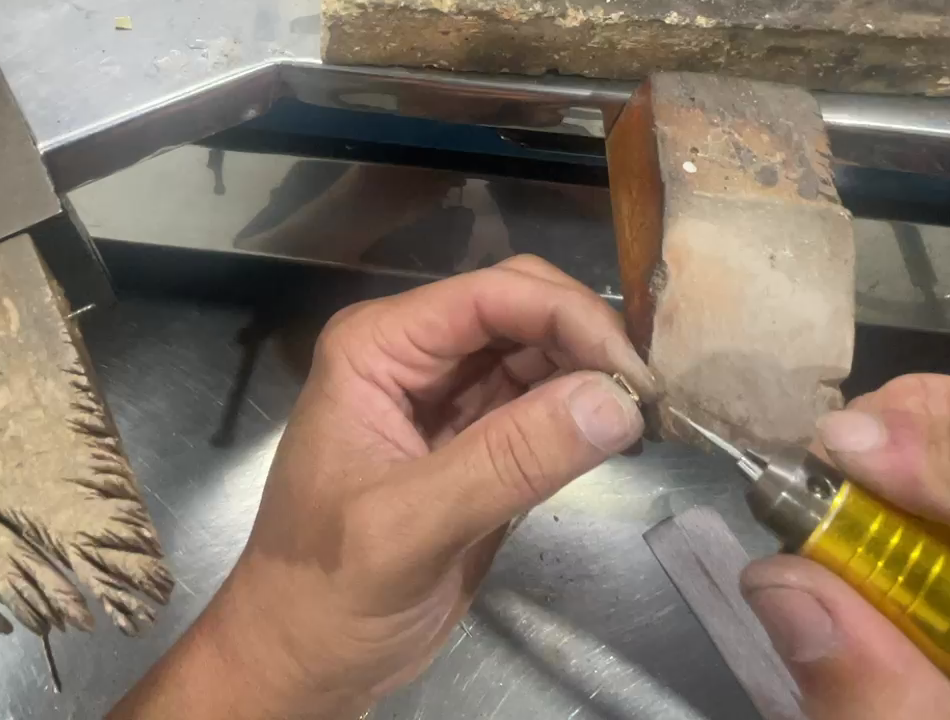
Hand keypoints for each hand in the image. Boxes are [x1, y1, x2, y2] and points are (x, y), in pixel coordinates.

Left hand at [111, 257, 652, 718]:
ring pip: (533, 349)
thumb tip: (615, 400)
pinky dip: (577, 409)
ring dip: (588, 370)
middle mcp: (412, 351)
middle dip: (583, 337)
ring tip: (642, 412)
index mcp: (378, 345)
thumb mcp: (410, 525)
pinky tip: (611, 429)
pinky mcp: (472, 434)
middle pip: (516, 308)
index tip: (634, 372)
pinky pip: (535, 400)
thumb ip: (510, 459)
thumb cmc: (326, 589)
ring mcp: (444, 391)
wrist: (303, 654)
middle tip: (646, 393)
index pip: (487, 296)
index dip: (567, 316)